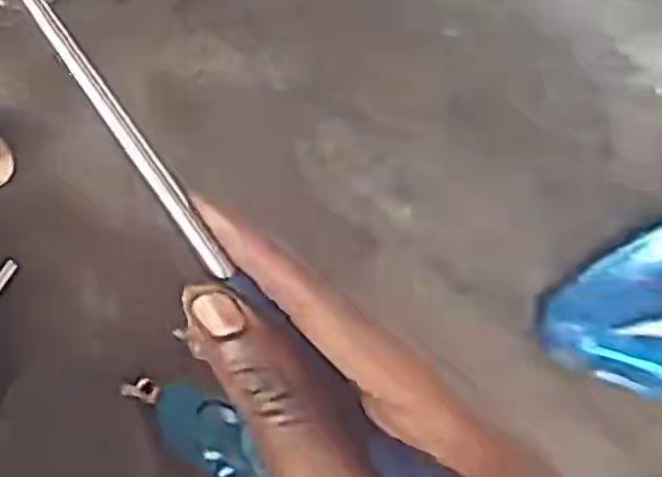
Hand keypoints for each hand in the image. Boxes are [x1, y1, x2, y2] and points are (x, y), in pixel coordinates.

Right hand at [183, 200, 551, 476]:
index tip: (204, 208)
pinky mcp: (435, 458)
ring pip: (347, 359)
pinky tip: (257, 363)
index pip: (338, 316)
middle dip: (260, 292)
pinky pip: (354, 390)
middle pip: (345, 333)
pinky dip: (295, 369)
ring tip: (209, 311)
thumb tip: (211, 304)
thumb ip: (275, 402)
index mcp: (463, 433)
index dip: (264, 257)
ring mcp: (459, 444)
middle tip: (190, 265)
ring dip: (271, 331)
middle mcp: (471, 427)